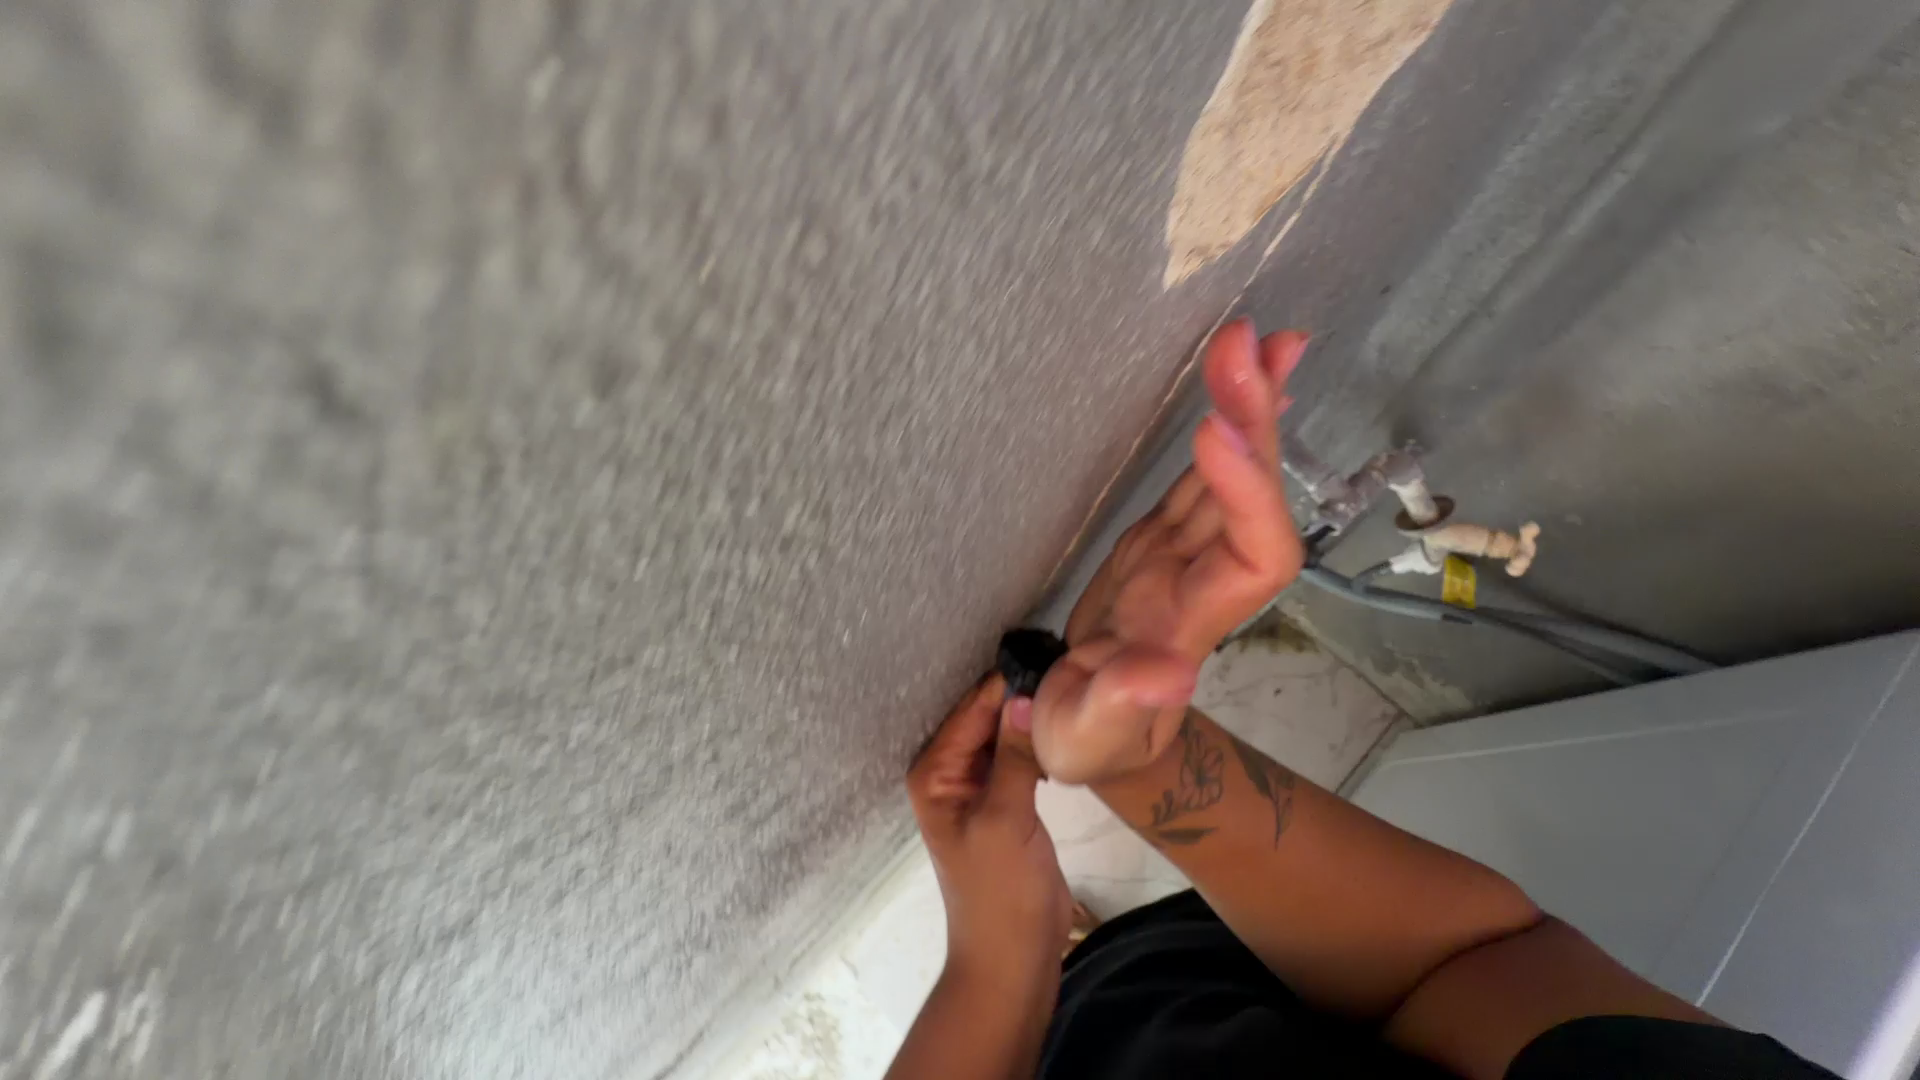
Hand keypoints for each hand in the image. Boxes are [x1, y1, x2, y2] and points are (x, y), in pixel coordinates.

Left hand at [907, 677, 1071, 988]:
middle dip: (1020, 695)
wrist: (1013, 956)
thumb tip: (1023, 695)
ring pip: (1004, 734)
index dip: (1006, 684)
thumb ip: (1012, 757)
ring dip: (1031, 716)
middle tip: (1072, 666)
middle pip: (986, 718)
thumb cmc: (999, 891)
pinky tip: (1067, 727)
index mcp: (935, 771)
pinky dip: (1037, 742)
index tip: (1050, 655)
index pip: (972, 710)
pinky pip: (1018, 756)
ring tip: (1075, 687)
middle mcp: (950, 771)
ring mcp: (978, 785)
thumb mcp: (1005, 819)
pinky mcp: (1005, 799)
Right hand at [1033, 319, 1306, 784]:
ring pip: (1230, 477)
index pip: (1250, 555)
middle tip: (1247, 343)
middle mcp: (1203, 579)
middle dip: (1251, 421)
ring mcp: (1185, 556)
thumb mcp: (1083, 739)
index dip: (1245, 494)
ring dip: (1250, 408)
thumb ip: (1118, 709)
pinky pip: (1203, 480)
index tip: (1216, 431)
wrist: (1095, 726)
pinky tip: (1241, 389)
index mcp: (1190, 623)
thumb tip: (1168, 672)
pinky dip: (1224, 431)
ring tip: (1263, 341)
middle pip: (1251, 497)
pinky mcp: (1162, 543)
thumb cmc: (1088, 742)